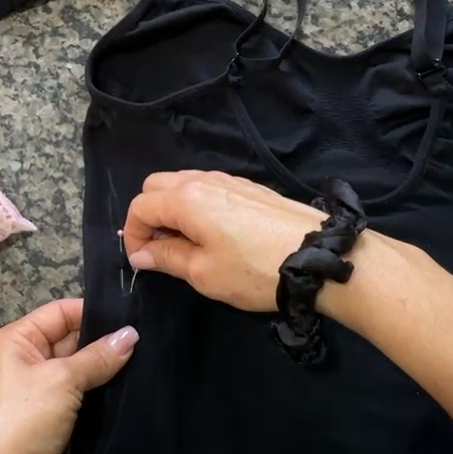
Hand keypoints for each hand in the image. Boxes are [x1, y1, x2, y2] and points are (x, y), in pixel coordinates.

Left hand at [0, 300, 136, 453]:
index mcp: (18, 339)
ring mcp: (43, 392)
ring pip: (82, 371)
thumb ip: (98, 357)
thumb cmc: (24, 419)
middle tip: (150, 339)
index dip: (94, 312)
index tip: (134, 315)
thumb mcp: (61, 380)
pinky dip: (106, 395)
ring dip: (109, 370)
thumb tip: (132, 334)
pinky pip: (85, 398)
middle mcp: (28, 360)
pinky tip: (136, 390)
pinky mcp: (58, 420)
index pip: (60, 312)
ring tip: (152, 361)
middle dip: (106, 341)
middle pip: (72, 340)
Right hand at [121, 171, 328, 311]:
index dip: (132, 234)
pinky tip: (214, 233)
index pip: (140, 206)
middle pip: (156, 186)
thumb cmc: (255, 270)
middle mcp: (202, 180)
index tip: (141, 260)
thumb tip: (141, 254)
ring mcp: (227, 179)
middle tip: (160, 248)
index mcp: (184, 199)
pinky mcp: (248, 187)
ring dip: (172, 209)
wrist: (320, 257)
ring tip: (187, 242)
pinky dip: (196, 205)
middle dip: (148, 215)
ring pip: (182, 183)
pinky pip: (207, 187)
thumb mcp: (204, 273)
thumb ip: (166, 258)